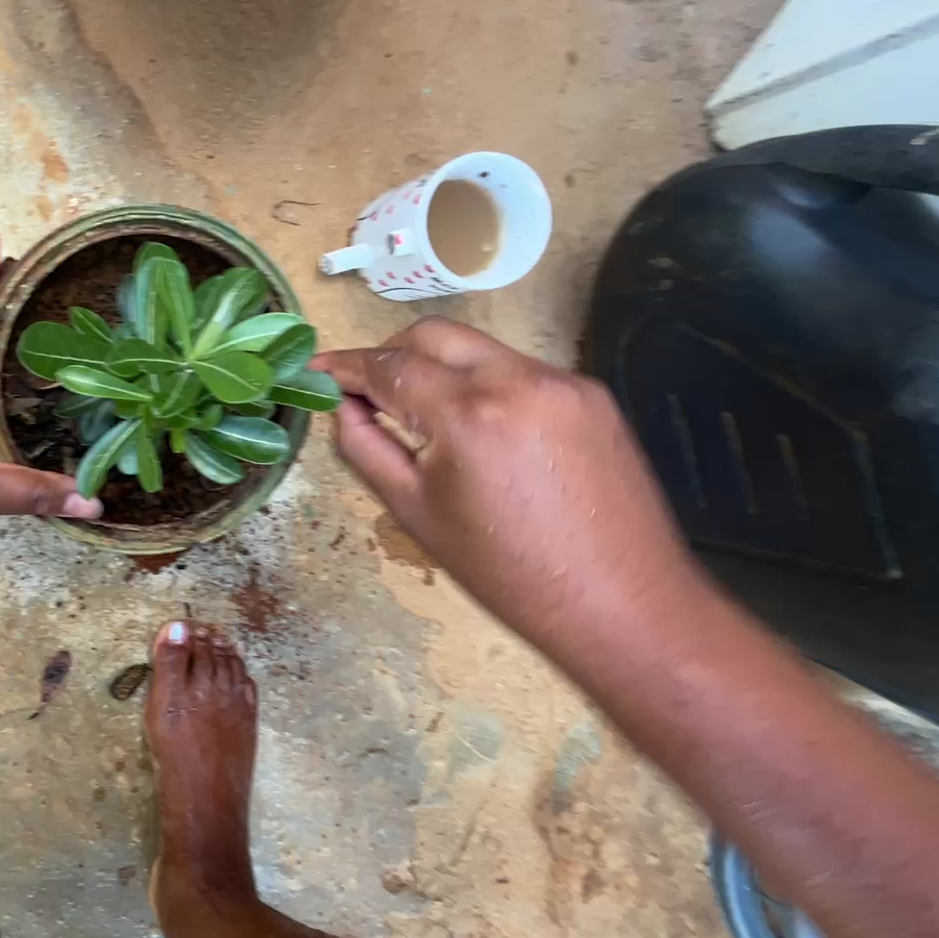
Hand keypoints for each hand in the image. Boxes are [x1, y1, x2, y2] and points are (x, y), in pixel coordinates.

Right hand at [310, 317, 699, 636]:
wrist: (621, 603)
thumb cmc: (503, 570)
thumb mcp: (412, 510)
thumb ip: (364, 446)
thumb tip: (343, 406)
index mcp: (468, 414)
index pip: (389, 366)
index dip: (345, 364)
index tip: (317, 369)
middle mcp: (518, 379)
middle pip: (432, 334)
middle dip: (388, 353)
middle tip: (365, 391)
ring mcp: (563, 382)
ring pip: (476, 349)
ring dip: (434, 368)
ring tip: (418, 416)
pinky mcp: (591, 395)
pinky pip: (515, 371)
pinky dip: (478, 385)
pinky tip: (475, 431)